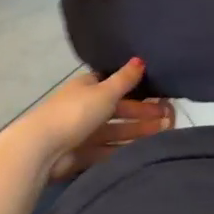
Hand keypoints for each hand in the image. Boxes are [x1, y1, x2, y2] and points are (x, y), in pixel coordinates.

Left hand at [9, 59, 172, 179]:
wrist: (44, 148)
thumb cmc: (76, 112)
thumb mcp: (104, 91)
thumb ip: (125, 79)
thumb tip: (140, 58)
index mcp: (88, 87)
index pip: (115, 85)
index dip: (136, 89)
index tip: (159, 95)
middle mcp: (86, 107)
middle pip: (119, 110)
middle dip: (143, 113)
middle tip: (169, 117)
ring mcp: (84, 132)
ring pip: (116, 130)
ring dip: (138, 131)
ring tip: (165, 132)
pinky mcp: (83, 154)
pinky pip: (108, 149)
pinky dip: (124, 149)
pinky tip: (144, 150)